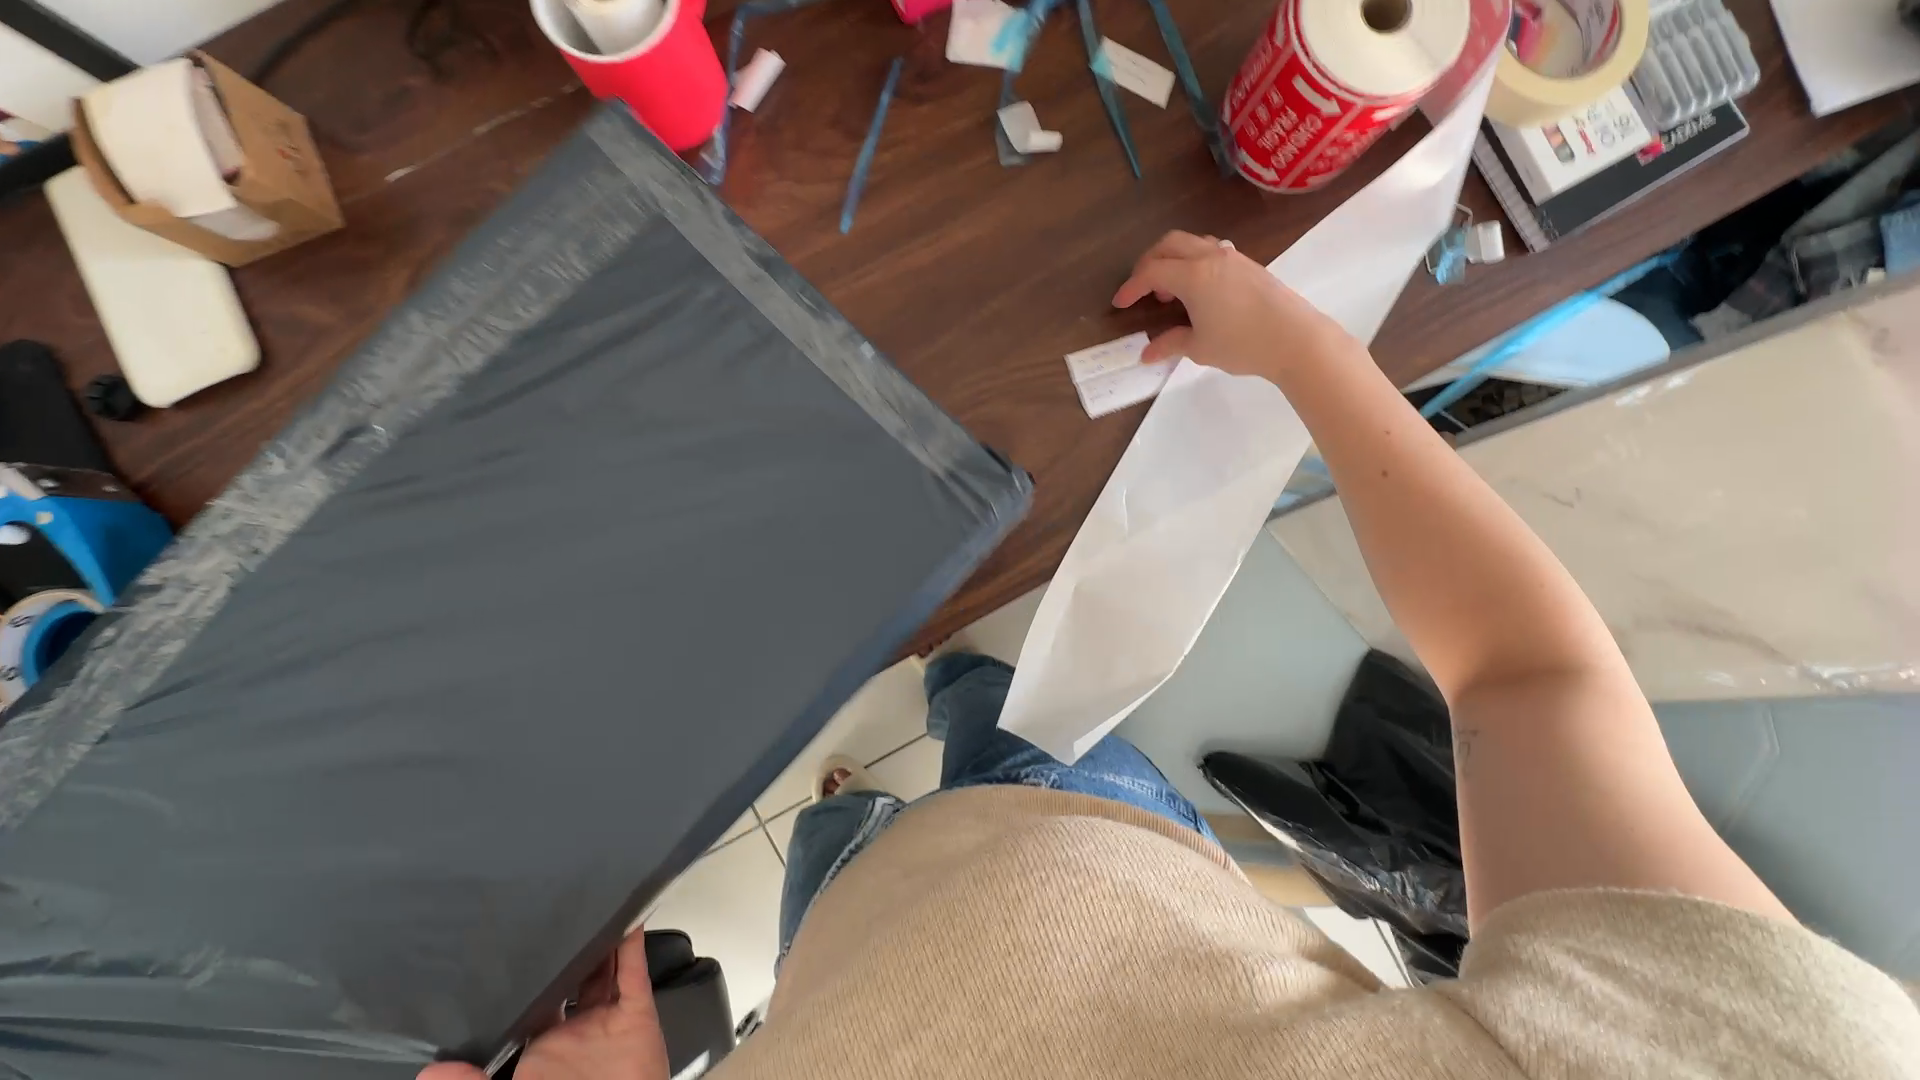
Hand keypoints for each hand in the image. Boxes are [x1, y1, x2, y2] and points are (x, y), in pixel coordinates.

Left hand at [421, 929, 669, 1079]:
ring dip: (598, 940)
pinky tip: (626, 919)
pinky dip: (633, 945)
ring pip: (602, 970)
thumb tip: (429, 1073)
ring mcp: (605, 1022)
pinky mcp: (636, 1016)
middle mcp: (571, 1032)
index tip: (514, 948)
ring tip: (589, 906)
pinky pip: (634, 973)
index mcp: (537, 1053)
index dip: (522, 979)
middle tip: (555, 915)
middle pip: (568, 981)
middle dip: (564, 952)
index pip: (527, 1007)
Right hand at [1112, 230, 1360, 381]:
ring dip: (1173, 258)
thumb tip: (1147, 353)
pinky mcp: (1248, 265)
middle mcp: (1210, 257)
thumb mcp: (1200, 348)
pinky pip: (1211, 251)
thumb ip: (1171, 344)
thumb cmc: (1242, 343)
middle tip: (1141, 286)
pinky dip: (1194, 262)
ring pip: (1193, 243)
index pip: (1152, 272)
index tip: (1120, 303)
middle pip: (1170, 244)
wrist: (1295, 338)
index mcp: (1193, 275)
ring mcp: (1232, 257)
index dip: (1132, 286)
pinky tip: (1198, 289)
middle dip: (1149, 261)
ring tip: (1170, 287)